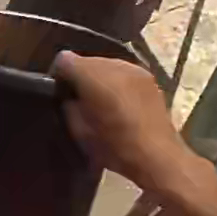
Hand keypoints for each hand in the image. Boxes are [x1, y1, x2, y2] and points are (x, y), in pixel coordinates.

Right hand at [52, 51, 210, 199]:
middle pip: (86, 60)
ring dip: (99, 78)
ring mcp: (132, 67)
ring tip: (102, 100)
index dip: (58, 74)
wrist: (158, 156)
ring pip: (105, 64)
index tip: (60, 91)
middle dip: (80, 75)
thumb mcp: (78, 130)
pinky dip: (116, 81)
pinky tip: (120, 101)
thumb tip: (66, 94)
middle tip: (80, 98)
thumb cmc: (114, 147)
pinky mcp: (147, 76)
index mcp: (92, 76)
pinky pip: (122, 72)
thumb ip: (67, 104)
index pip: (64, 60)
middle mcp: (112, 64)